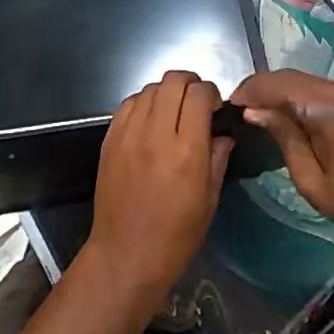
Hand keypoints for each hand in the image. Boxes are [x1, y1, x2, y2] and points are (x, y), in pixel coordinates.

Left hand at [86, 71, 233, 297]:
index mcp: (186, 151)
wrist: (126, 252)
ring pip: (150, 88)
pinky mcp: (110, 137)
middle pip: (173, 81)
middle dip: (190, 83)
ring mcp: (129, 133)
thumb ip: (217, 158)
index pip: (199, 95)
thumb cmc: (176, 235)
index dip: (211, 92)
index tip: (216, 104)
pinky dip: (144, 102)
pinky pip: (128, 103)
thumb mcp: (209, 200)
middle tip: (197, 100)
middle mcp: (156, 134)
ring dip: (167, 91)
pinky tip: (151, 118)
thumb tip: (223, 133)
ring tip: (174, 109)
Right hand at [231, 71, 333, 249]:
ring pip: (306, 80)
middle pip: (294, 79)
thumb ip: (283, 136)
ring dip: (279, 90)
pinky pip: (320, 88)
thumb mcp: (310, 179)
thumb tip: (253, 111)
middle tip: (241, 104)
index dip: (255, 90)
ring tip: (257, 106)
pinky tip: (283, 107)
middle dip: (264, 88)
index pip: (285, 87)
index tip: (233, 102)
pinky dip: (298, 94)